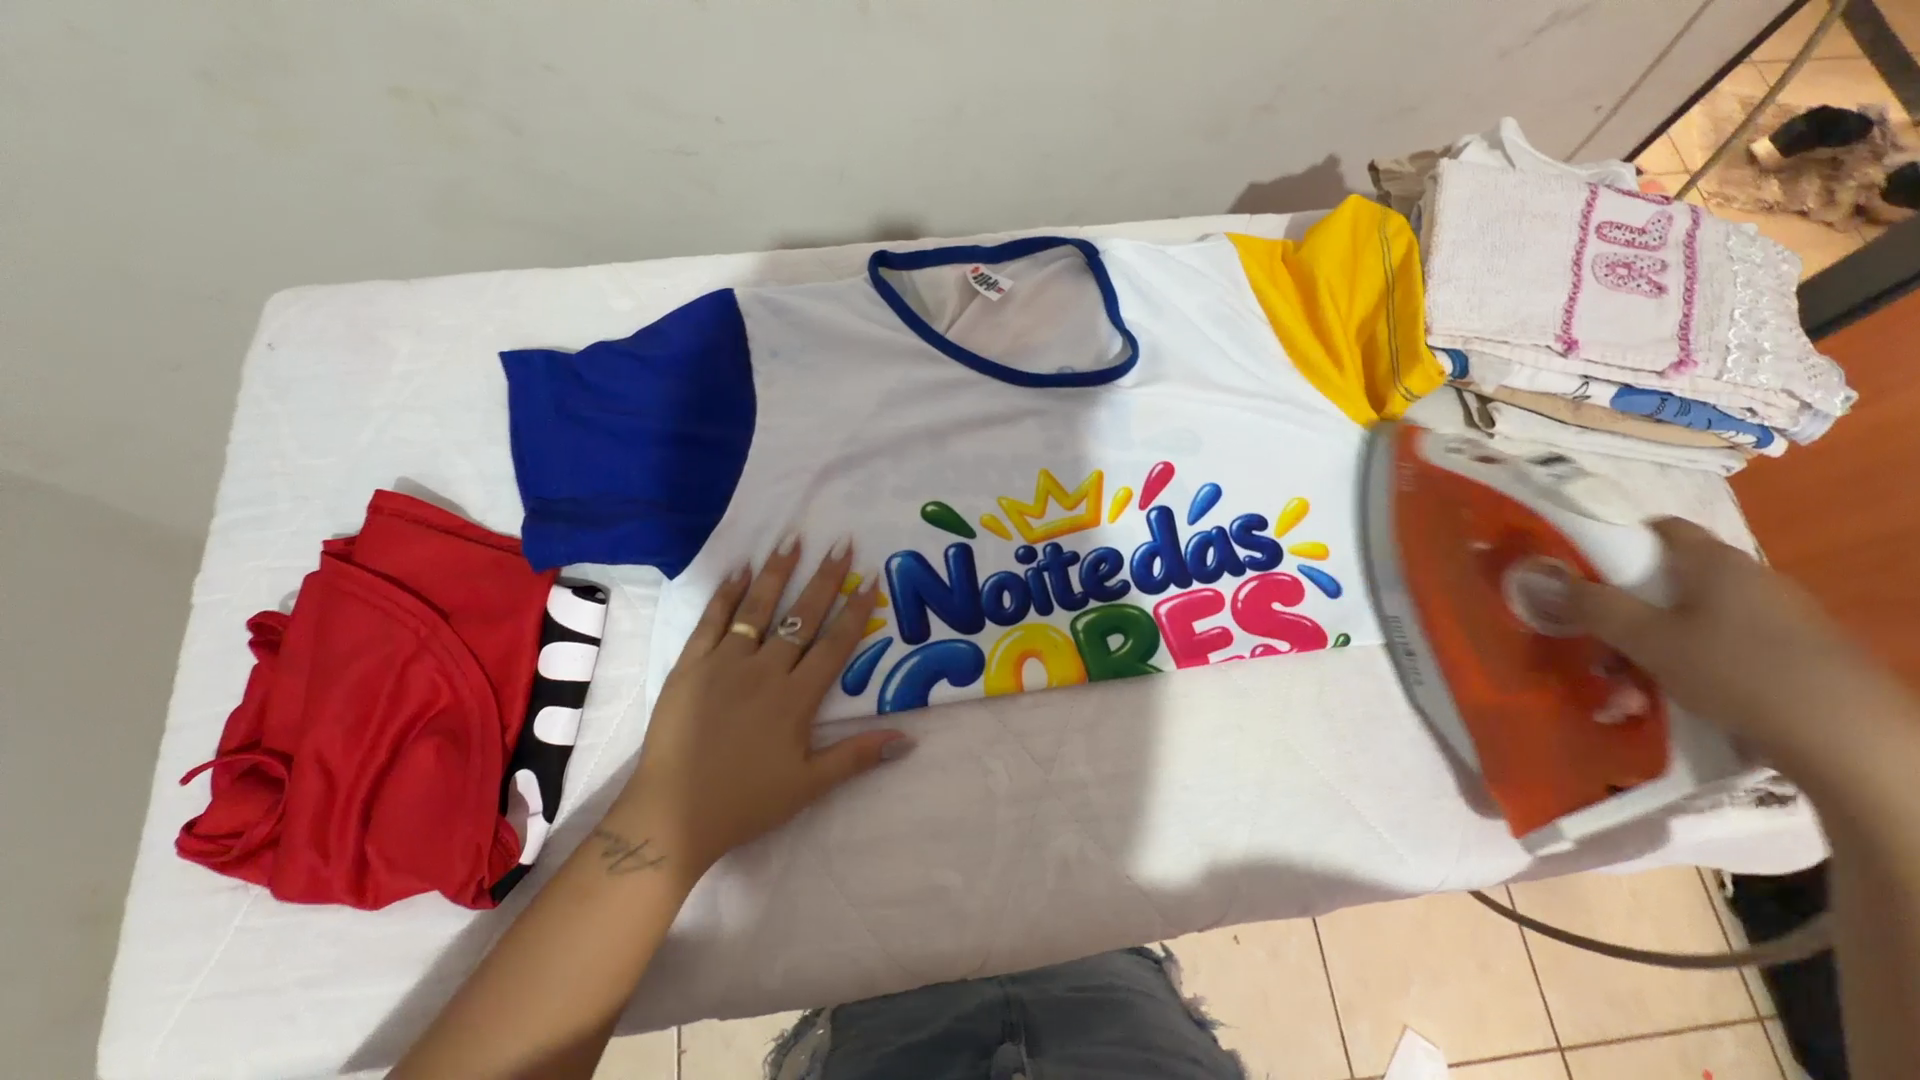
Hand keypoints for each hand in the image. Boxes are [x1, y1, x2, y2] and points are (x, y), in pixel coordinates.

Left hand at [609, 536, 909, 881]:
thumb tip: (909, 739)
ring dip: (777, 574)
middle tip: (841, 544)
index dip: (855, 612)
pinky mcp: (689, 667)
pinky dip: (726, 594)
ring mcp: (723, 665)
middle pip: (801, 618)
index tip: (871, 580)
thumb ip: (857, 756)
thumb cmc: (746, 802)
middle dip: (824, 579)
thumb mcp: (809, 785)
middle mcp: (764, 672)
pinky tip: (739, 570)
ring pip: (757, 610)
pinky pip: (711, 622)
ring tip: (792, 540)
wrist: (673, 814)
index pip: (834, 645)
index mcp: (796, 699)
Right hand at [1553, 517, 1911, 766]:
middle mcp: (1748, 579)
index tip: (1584, 575)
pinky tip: (1671, 704)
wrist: (1844, 733)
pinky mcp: (1790, 654)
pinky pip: (1720, 649)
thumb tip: (1548, 578)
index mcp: (1714, 562)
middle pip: (1668, 584)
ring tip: (1627, 695)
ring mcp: (1775, 617)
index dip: (1617, 543)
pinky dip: (1687, 669)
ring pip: (1690, 623)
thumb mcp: (1647, 639)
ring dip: (1649, 652)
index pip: (1661, 529)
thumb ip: (1595, 606)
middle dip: (1625, 617)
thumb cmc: (1734, 670)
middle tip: (1598, 652)